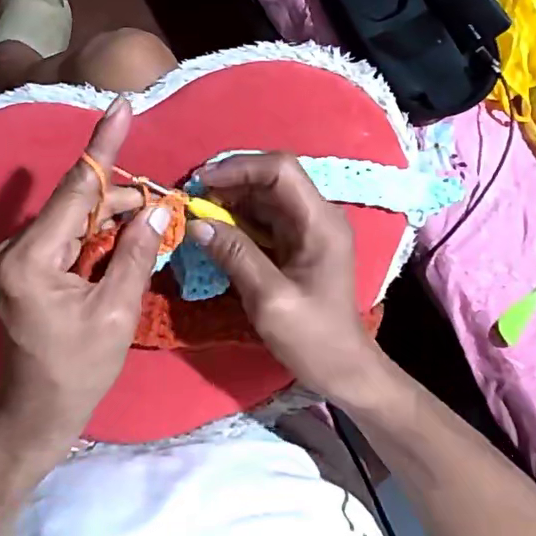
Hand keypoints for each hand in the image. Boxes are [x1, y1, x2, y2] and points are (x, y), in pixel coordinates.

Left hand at [0, 99, 165, 455]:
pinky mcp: (30, 268)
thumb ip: (135, 254)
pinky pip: (71, 237)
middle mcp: (19, 247)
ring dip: (115, 219)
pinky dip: (102, 236)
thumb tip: (156, 208)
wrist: (34, 416)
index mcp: (33, 257)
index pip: (76, 187)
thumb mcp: (115, 314)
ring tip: (151, 230)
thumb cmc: (75, 372)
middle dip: (123, 198)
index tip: (122, 105)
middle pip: (80, 201)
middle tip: (162, 209)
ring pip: (78, 218)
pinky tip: (128, 244)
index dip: (104, 144)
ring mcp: (21, 257)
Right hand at [186, 152, 387, 401]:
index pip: (281, 170)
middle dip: (231, 180)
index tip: (202, 182)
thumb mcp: (269, 300)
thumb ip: (235, 256)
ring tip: (197, 208)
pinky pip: (265, 216)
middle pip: (272, 177)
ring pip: (266, 195)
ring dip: (231, 197)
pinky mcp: (297, 242)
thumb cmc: (312, 337)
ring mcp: (308, 228)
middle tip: (192, 195)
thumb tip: (197, 223)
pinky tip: (215, 226)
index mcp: (320, 221)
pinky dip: (238, 216)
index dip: (240, 167)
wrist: (343, 368)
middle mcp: (317, 215)